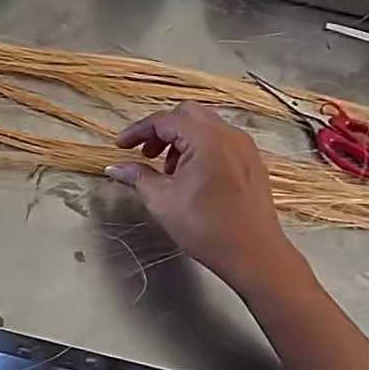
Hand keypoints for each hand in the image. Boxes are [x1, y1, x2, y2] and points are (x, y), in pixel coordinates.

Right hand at [105, 103, 301, 288]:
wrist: (255, 255)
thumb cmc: (205, 226)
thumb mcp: (162, 200)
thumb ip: (137, 176)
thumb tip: (114, 167)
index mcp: (207, 140)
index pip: (164, 121)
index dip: (137, 130)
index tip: (120, 146)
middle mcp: (229, 136)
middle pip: (188, 114)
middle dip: (161, 130)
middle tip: (145, 153)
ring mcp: (245, 148)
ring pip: (205, 126)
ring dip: (180, 139)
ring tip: (167, 169)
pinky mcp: (253, 163)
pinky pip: (220, 141)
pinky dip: (199, 147)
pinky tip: (190, 176)